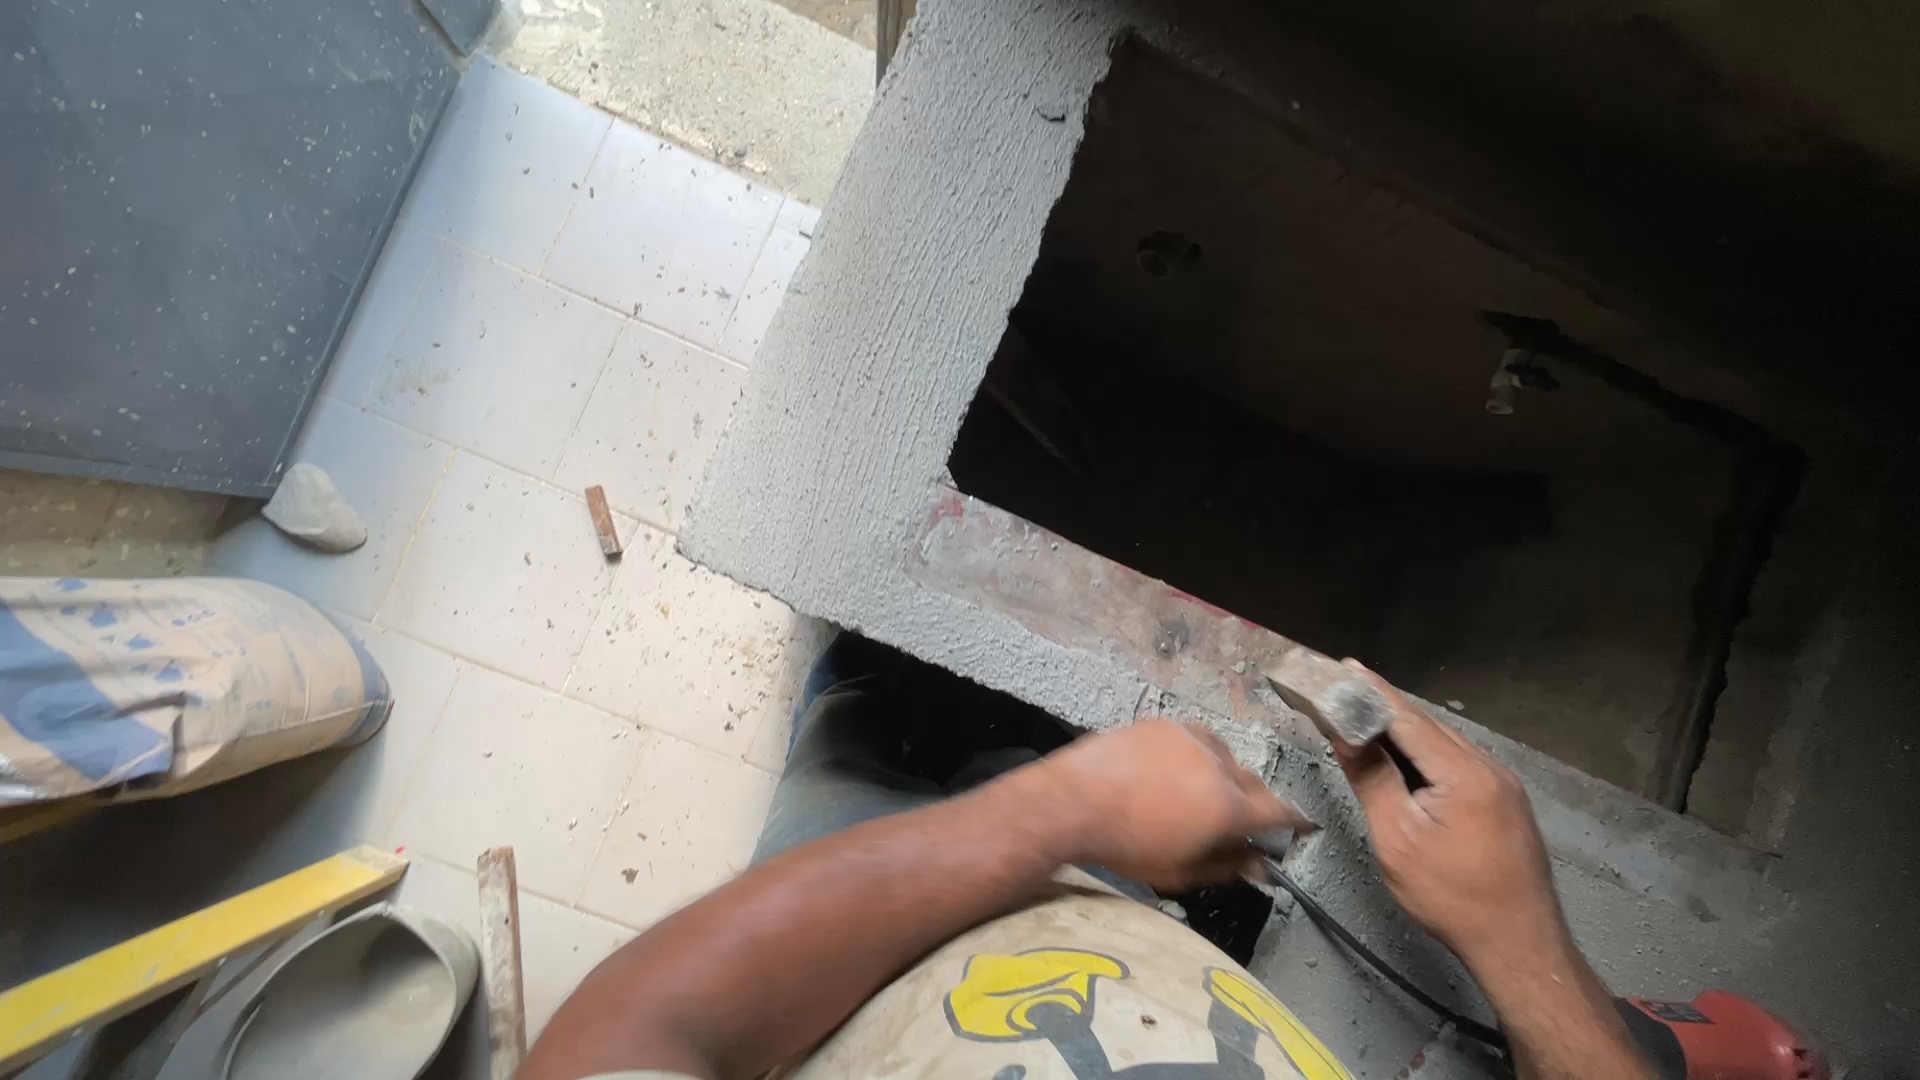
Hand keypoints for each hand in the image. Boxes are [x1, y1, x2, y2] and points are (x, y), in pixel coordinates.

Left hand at [1032, 719, 1311, 890]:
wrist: (1073, 801)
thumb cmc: (1124, 845)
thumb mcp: (1179, 872)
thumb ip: (1226, 866)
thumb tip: (1259, 865)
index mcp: (1226, 806)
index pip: (1278, 811)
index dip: (1295, 820)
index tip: (1302, 824)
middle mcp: (1215, 765)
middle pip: (1253, 782)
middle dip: (1255, 802)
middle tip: (1242, 820)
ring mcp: (1188, 738)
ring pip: (1224, 755)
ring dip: (1224, 773)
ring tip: (1202, 793)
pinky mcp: (1163, 723)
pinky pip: (1195, 738)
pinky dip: (1197, 753)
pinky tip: (1179, 768)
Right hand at [1334, 662, 1570, 981]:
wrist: (1520, 949)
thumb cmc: (1451, 897)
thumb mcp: (1396, 838)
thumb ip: (1372, 778)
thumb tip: (1345, 732)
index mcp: (1465, 774)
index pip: (1408, 719)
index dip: (1372, 691)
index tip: (1343, 667)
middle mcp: (1490, 769)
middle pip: (1426, 726)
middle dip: (1381, 706)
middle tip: (1341, 688)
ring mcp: (1501, 786)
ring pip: (1440, 743)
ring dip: (1400, 729)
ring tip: (1359, 715)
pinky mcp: (1502, 802)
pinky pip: (1453, 762)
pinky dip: (1420, 751)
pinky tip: (1397, 754)